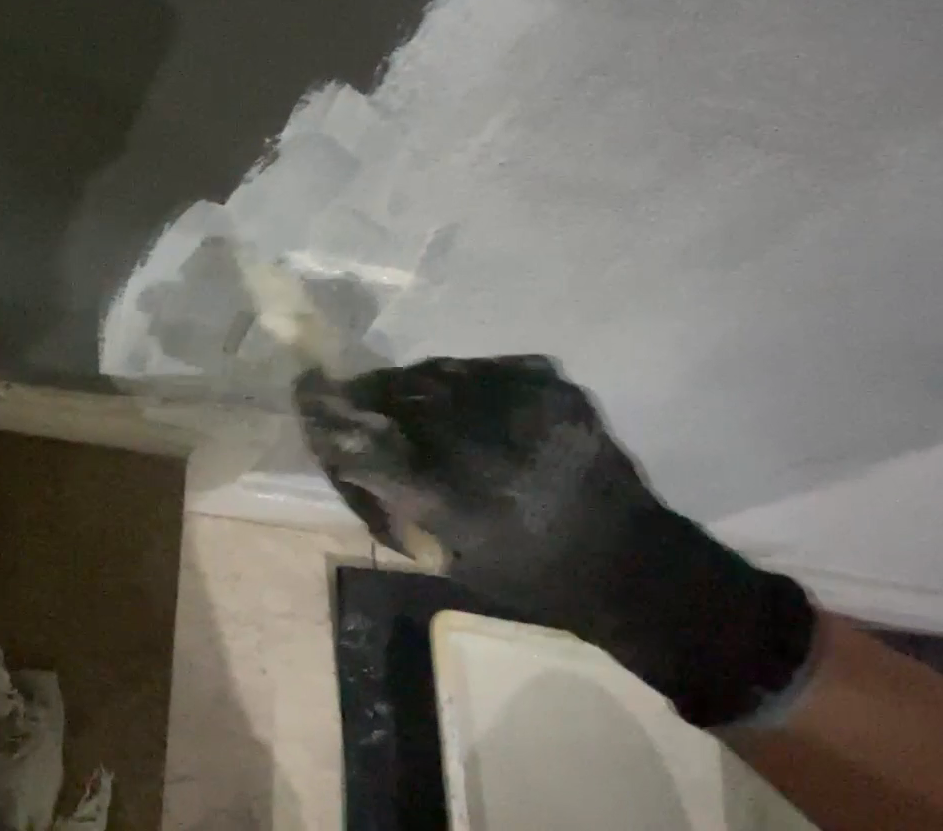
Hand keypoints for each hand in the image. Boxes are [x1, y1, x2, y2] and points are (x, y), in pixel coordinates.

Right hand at [296, 355, 817, 727]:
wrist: (635, 568)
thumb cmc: (529, 574)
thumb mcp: (450, 551)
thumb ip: (396, 497)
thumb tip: (345, 447)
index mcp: (457, 500)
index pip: (370, 442)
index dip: (330, 414)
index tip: (307, 395)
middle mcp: (490, 447)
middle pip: (404, 395)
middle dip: (371, 392)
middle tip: (354, 396)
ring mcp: (530, 409)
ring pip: (444, 373)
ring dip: (416, 382)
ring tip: (406, 392)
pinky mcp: (560, 390)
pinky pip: (490, 366)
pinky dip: (466, 377)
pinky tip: (464, 393)